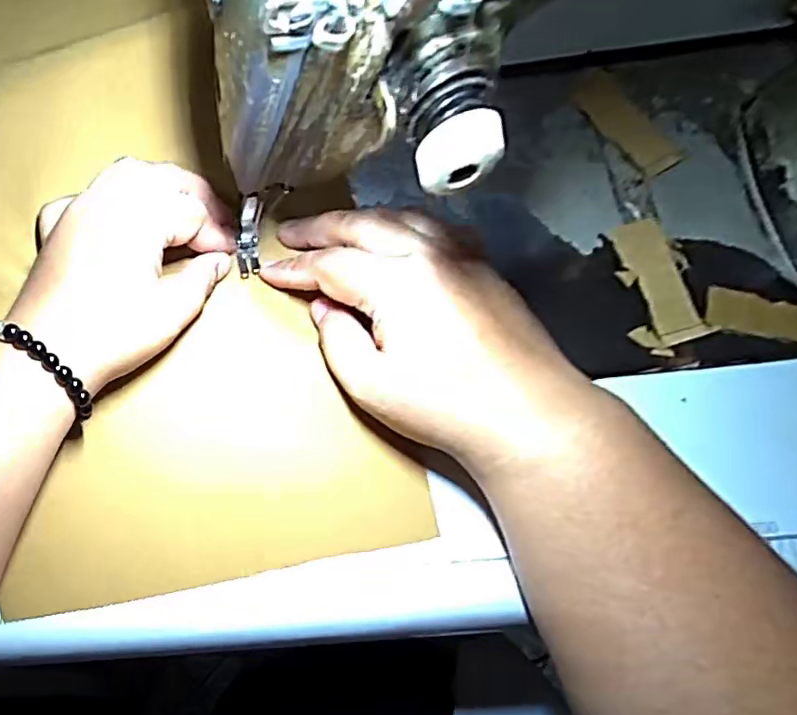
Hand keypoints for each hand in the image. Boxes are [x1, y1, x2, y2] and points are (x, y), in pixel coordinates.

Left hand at [4, 158, 236, 394]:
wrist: (47, 354)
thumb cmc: (105, 335)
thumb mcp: (171, 311)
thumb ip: (201, 279)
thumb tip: (214, 264)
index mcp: (141, 210)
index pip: (193, 211)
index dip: (217, 233)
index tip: (227, 255)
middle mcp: (108, 196)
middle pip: (163, 180)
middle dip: (194, 202)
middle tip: (215, 230)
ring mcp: (78, 207)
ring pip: (126, 178)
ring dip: (157, 192)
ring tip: (177, 220)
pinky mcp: (57, 227)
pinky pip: (91, 198)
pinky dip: (114, 203)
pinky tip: (123, 222)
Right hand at [260, 209, 608, 474]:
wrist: (525, 414)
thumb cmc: (448, 406)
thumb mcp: (370, 385)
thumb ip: (338, 341)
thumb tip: (327, 311)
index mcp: (398, 281)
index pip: (332, 264)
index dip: (296, 268)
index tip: (271, 271)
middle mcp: (431, 256)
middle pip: (364, 226)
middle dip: (321, 229)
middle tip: (291, 234)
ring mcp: (462, 257)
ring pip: (401, 219)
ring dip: (361, 220)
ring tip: (335, 230)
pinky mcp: (483, 270)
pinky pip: (435, 229)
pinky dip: (403, 225)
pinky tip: (398, 236)